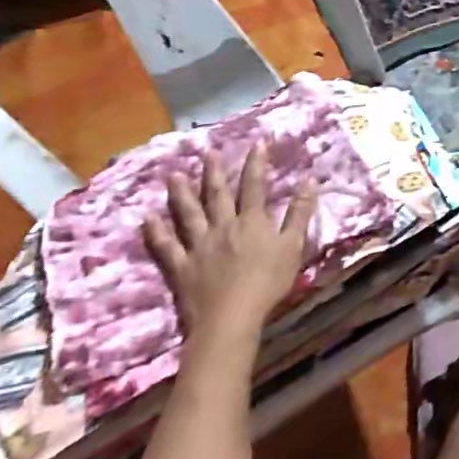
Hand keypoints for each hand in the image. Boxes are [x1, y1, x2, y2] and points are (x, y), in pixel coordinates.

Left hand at [143, 140, 315, 341]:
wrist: (232, 317)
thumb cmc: (268, 283)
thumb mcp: (293, 247)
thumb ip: (299, 213)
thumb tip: (310, 180)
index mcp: (251, 222)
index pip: (255, 186)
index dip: (256, 163)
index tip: (257, 142)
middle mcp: (223, 226)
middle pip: (218, 194)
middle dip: (214, 171)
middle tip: (208, 151)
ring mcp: (199, 245)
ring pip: (188, 213)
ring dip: (181, 193)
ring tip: (173, 175)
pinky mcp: (181, 266)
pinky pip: (166, 246)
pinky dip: (156, 232)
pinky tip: (148, 218)